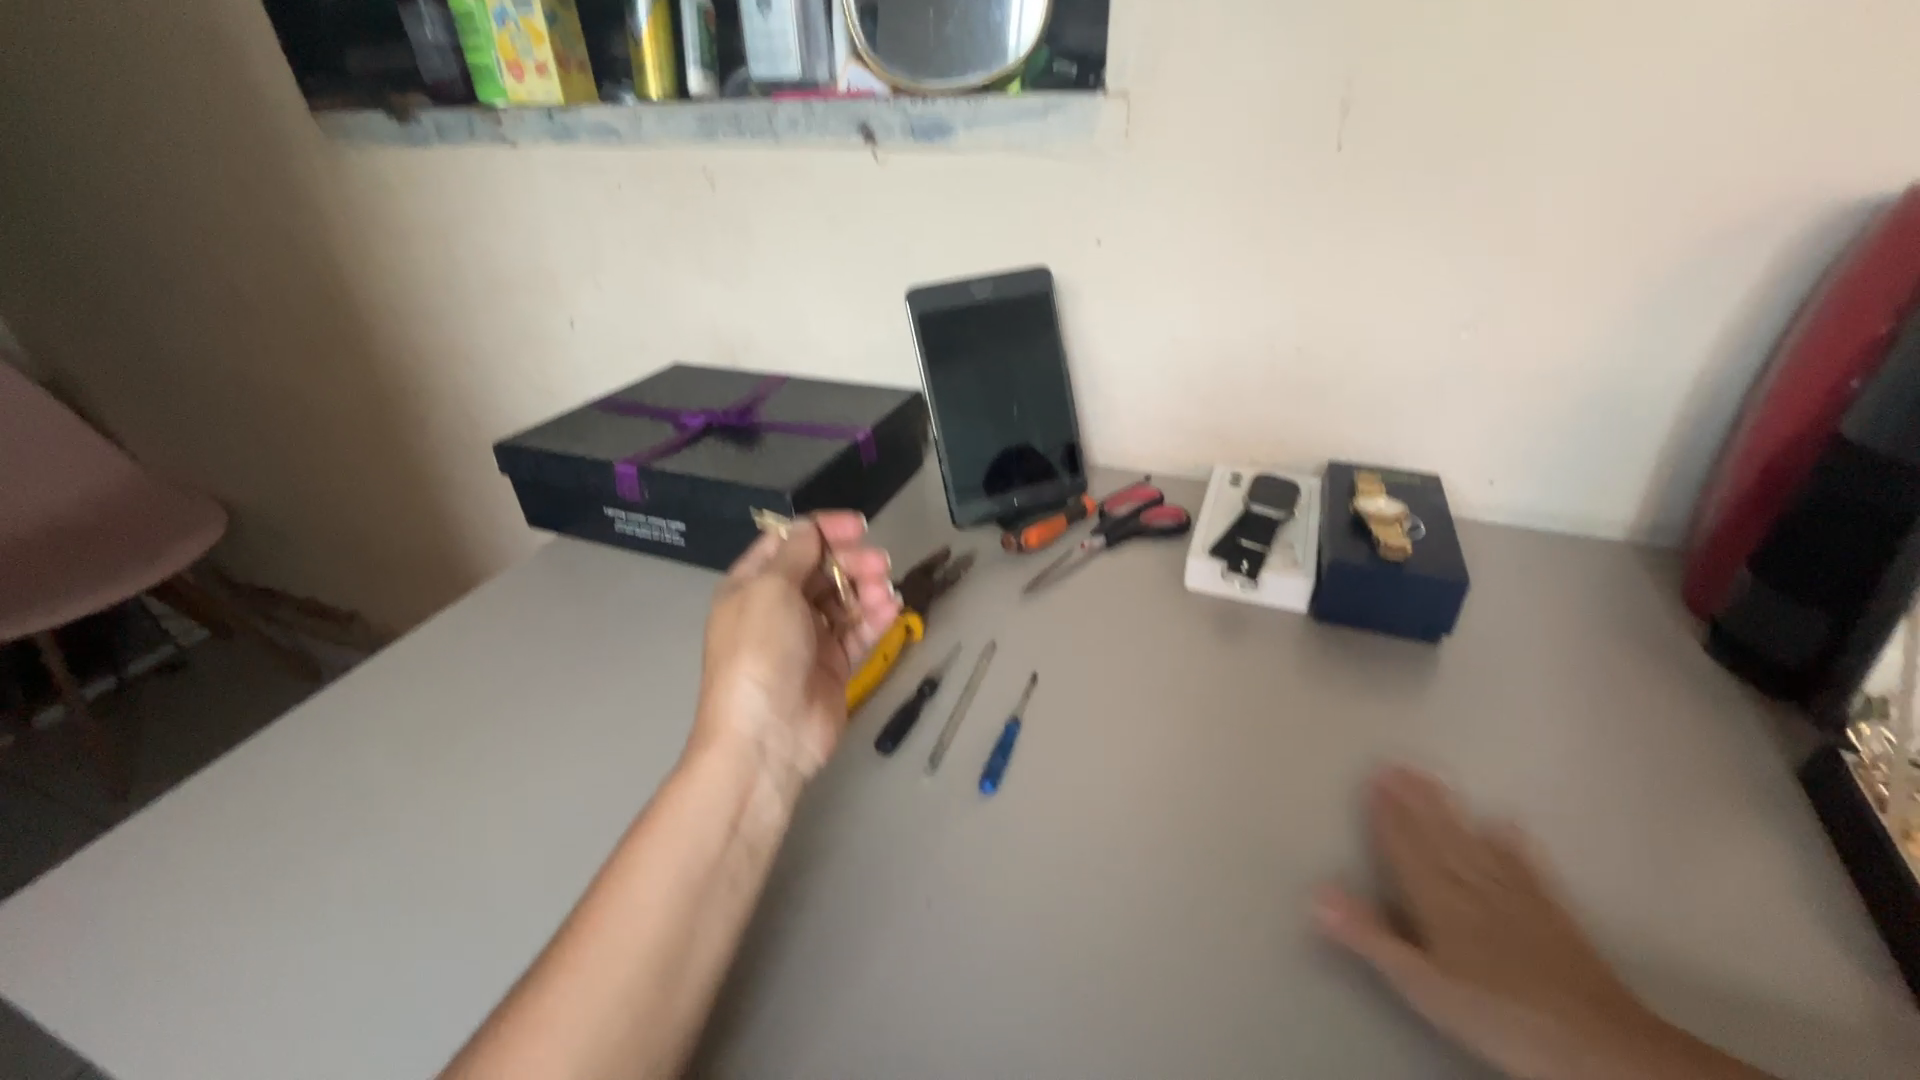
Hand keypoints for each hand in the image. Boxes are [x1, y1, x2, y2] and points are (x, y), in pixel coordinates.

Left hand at [692, 512, 902, 793]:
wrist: (766, 736)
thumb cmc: (760, 652)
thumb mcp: (769, 590)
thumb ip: (795, 554)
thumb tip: (808, 529)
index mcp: (751, 585)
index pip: (788, 543)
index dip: (823, 529)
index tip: (859, 526)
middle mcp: (778, 608)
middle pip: (821, 570)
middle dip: (851, 561)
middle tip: (879, 564)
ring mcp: (807, 638)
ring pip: (844, 600)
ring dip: (866, 589)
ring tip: (885, 591)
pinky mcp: (834, 665)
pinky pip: (858, 632)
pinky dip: (875, 618)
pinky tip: (892, 609)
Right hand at [1315, 767, 1694, 1079]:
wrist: (1599, 1044)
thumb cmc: (1498, 1016)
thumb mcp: (1422, 985)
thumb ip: (1371, 936)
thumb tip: (1318, 893)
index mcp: (1440, 903)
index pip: (1406, 850)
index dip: (1388, 815)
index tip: (1374, 777)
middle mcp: (1474, 888)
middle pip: (1439, 837)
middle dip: (1415, 800)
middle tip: (1397, 763)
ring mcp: (1517, 896)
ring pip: (1474, 842)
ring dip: (1451, 809)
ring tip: (1433, 777)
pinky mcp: (1553, 913)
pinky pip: (1525, 866)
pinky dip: (1512, 843)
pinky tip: (1505, 823)